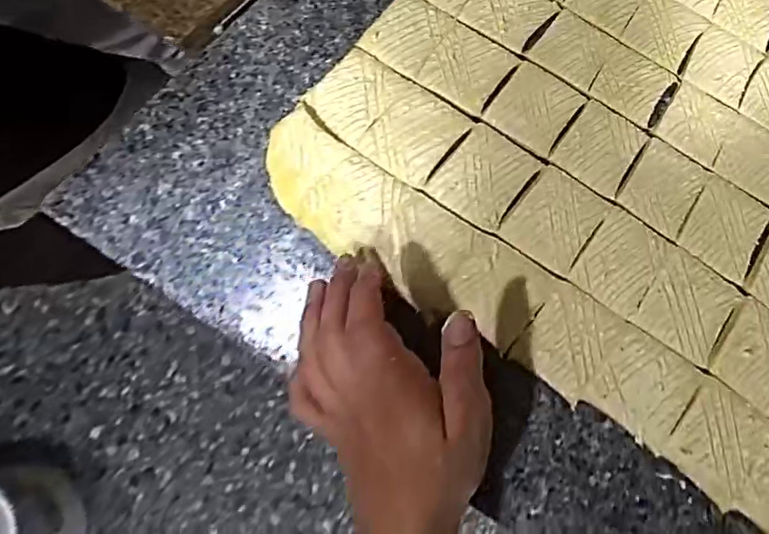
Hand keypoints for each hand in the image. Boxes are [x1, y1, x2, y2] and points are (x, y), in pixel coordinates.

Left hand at [291, 254, 491, 533]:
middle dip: (337, 294)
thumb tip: (458, 316)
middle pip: (332, 334)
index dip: (362, 291)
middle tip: (345, 262)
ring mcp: (336, 414)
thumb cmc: (442, 470)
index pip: (363, 326)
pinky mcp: (332, 432)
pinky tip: (302, 355)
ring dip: (312, 319)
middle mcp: (352, 392)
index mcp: (384, 383)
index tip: (369, 264)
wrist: (406, 532)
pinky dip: (298, 366)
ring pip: (311, 358)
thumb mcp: (470, 418)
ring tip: (317, 289)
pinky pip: (303, 394)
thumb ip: (463, 367)